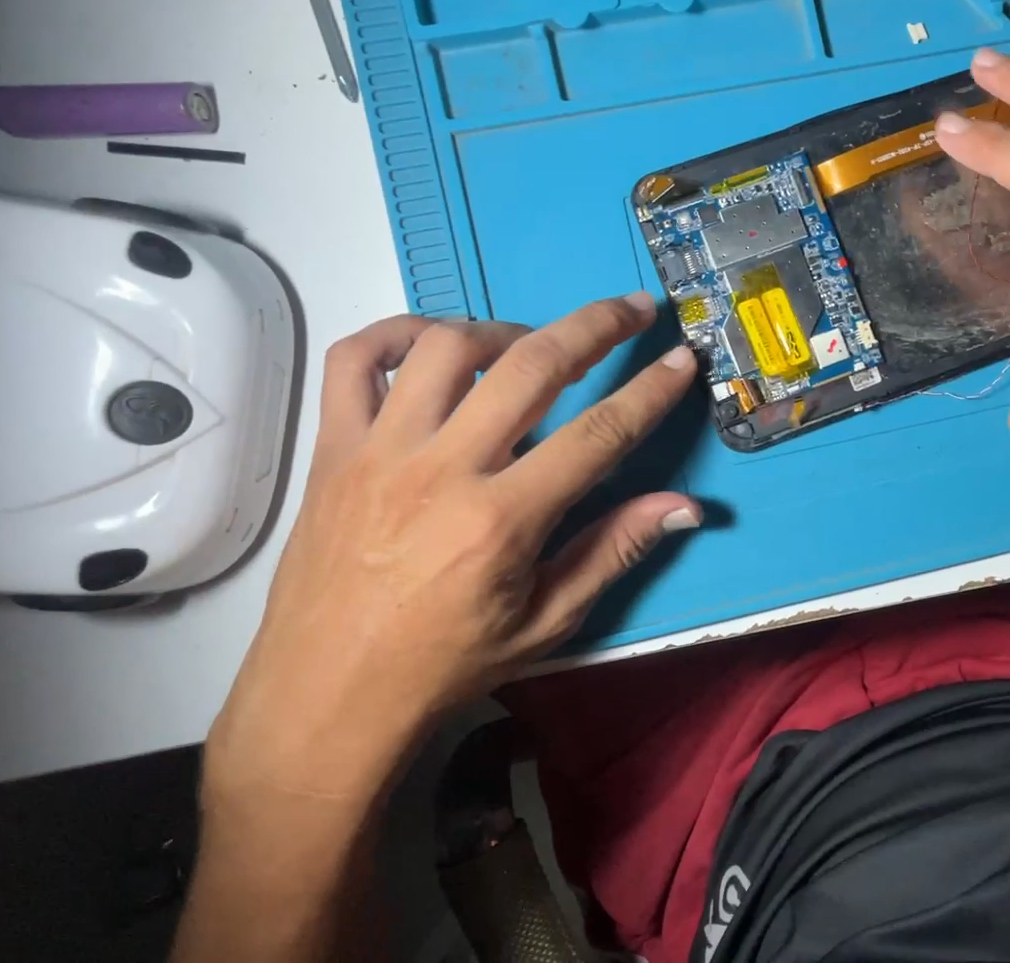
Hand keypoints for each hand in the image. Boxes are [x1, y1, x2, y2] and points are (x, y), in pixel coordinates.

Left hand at [205, 294, 699, 804]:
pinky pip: (355, 360)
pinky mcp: (332, 450)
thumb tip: (685, 506)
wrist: (324, 700)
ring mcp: (378, 452)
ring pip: (448, 347)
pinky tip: (439, 346)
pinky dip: (400, 334)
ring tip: (535, 345)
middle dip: (595, 326)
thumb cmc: (447, 665)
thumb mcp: (548, 621)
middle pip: (532, 366)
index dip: (649, 391)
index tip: (681, 358)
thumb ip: (615, 550)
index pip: (598, 434)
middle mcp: (442, 470)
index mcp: (503, 520)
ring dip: (506, 329)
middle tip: (633, 308)